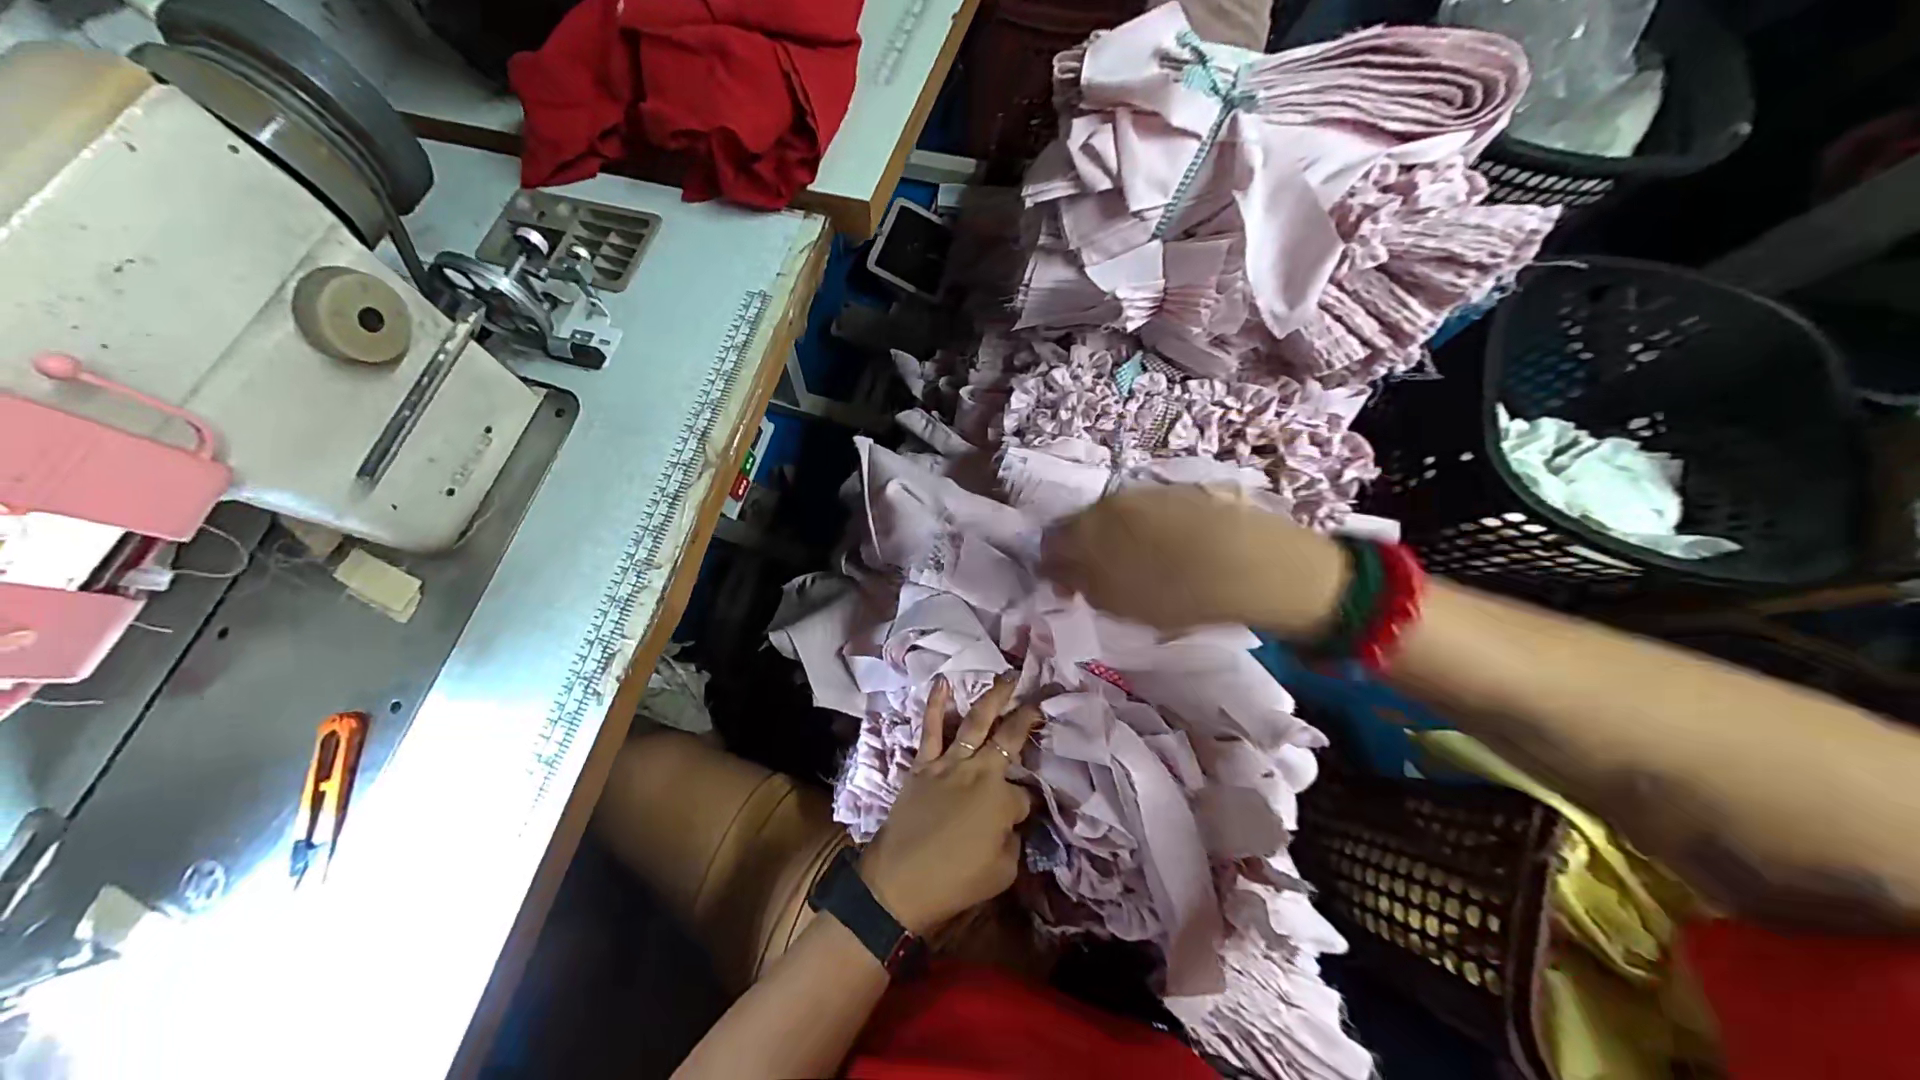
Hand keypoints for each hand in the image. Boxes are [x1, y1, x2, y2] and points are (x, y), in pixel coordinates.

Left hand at [858, 675, 1038, 935]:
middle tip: (1043, 697)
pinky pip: (931, 730)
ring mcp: (948, 763)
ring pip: (976, 722)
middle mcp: (979, 771)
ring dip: (994, 697)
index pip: (1025, 795)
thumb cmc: (955, 882)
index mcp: (1001, 798)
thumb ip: (1013, 838)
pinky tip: (943, 682)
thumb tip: (1010, 820)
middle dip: (1029, 717)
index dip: (1025, 807)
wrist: (899, 882)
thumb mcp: (1003, 871)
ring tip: (1008, 677)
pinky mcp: (923, 764)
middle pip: (1009, 737)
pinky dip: (936, 705)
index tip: (1020, 820)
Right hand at [1040, 485, 1349, 638]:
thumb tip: (1058, 571)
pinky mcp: (1184, 492)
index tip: (1067, 588)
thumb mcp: (1119, 602)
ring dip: (1116, 539)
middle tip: (1101, 580)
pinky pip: (1149, 513)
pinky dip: (1147, 532)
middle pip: (1084, 524)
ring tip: (1139, 566)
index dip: (1053, 565)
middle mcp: (1113, 501)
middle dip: (1084, 549)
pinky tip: (1170, 552)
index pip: (1053, 541)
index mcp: (1089, 527)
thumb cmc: (1177, 593)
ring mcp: (1150, 492)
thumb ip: (1080, 585)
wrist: (1254, 565)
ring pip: (1117, 516)